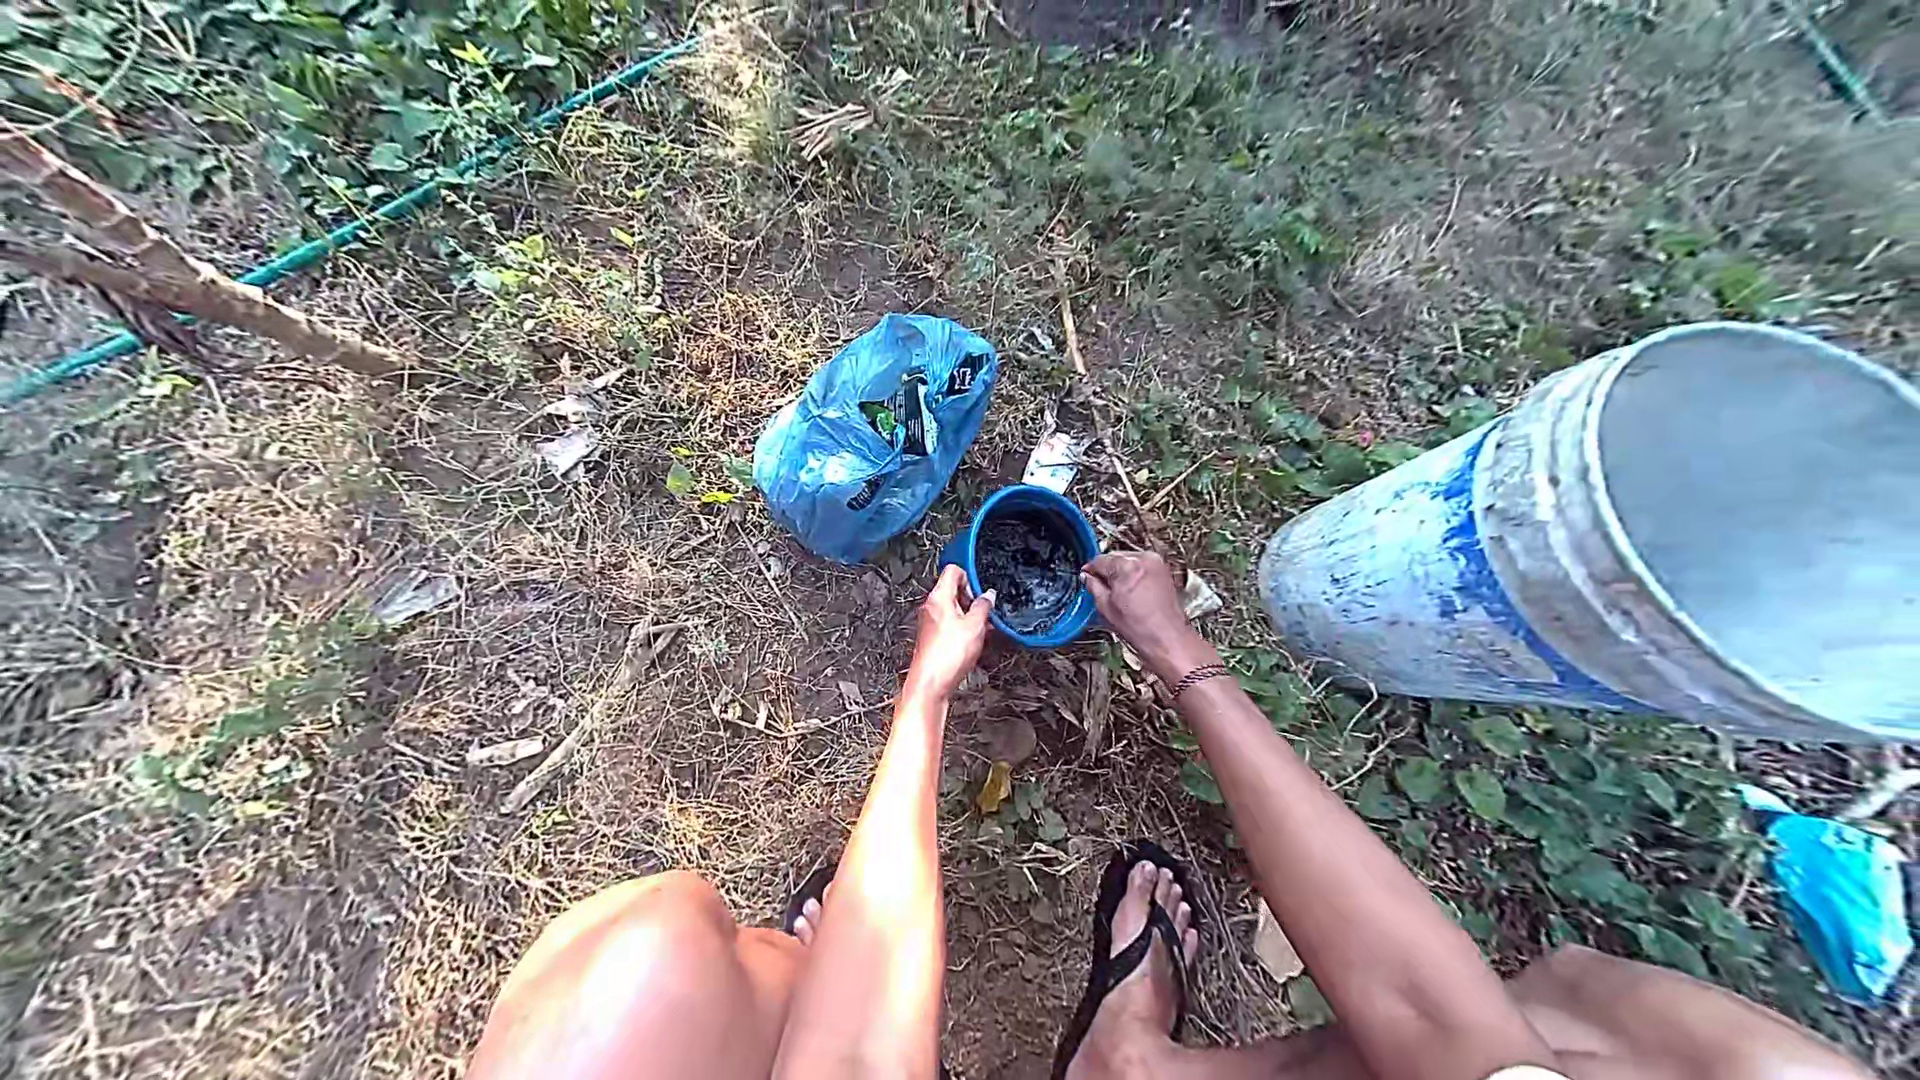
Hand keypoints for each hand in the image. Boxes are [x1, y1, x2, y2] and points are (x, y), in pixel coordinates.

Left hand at [903, 564, 994, 701]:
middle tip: (985, 612)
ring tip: (982, 629)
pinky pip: (949, 625)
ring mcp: (930, 623)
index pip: (953, 571)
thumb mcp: (975, 626)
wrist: (930, 683)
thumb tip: (988, 596)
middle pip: (953, 590)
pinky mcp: (932, 638)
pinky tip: (972, 642)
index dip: (970, 576)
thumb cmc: (947, 655)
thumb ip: (983, 606)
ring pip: (952, 609)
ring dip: (969, 616)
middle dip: (972, 599)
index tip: (981, 590)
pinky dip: (962, 628)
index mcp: (939, 598)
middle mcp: (931, 608)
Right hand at [1081, 552, 1220, 684]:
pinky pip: (1141, 565)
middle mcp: (1144, 559)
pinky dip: (1134, 574)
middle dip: (1106, 570)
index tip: (1087, 575)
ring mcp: (1156, 563)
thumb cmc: (1142, 628)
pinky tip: (1131, 591)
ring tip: (1118, 592)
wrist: (1167, 638)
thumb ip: (1093, 586)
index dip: (1090, 569)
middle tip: (1100, 585)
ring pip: (1128, 560)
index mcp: (1127, 566)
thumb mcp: (1106, 607)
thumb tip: (1088, 578)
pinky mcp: (1164, 570)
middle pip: (1115, 557)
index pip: (1100, 560)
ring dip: (1120, 571)